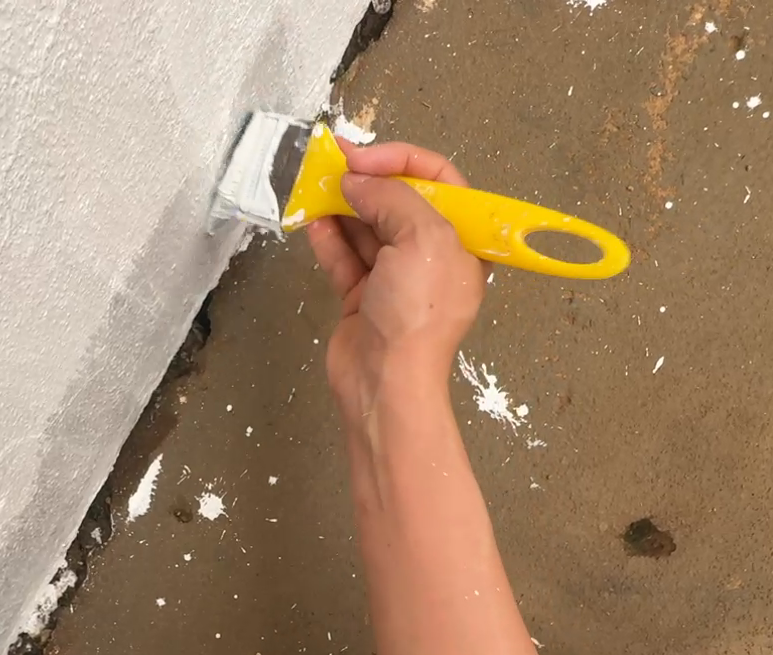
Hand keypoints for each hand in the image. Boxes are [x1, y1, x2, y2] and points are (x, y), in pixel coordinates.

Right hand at [305, 140, 485, 428]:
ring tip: (314, 185)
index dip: (401, 160)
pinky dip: (329, 239)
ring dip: (341, 206)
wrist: (386, 381)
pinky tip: (311, 220)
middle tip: (330, 163)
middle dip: (366, 181)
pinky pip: (346, 259)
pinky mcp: (363, 299)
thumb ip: (391, 198)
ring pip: (366, 229)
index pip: (437, 180)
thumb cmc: (417, 311)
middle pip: (397, 202)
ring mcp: (394, 279)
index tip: (362, 156)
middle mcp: (430, 256)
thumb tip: (356, 180)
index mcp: (461, 240)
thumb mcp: (421, 239)